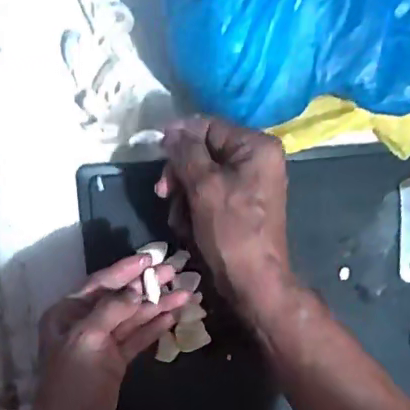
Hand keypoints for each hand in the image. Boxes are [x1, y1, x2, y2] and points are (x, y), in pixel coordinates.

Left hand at [32, 252, 194, 409]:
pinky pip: (136, 338)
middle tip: (177, 273)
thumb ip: (111, 310)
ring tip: (187, 294)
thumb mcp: (86, 339)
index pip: (100, 283)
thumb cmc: (71, 380)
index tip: (152, 258)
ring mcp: (101, 342)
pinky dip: (154, 327)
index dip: (126, 269)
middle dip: (148, 286)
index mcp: (67, 312)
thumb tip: (136, 289)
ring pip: (132, 318)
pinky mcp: (115, 360)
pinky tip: (173, 316)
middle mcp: (83, 322)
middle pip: (120, 298)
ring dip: (157, 306)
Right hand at [156, 116, 294, 317]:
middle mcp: (255, 162)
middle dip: (180, 176)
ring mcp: (247, 187)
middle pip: (202, 154)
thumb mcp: (205, 187)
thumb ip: (186, 154)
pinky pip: (206, 200)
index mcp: (255, 147)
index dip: (179, 136)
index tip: (154, 150)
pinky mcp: (237, 210)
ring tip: (181, 222)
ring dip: (183, 200)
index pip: (209, 127)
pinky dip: (193, 213)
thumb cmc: (231, 232)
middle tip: (164, 194)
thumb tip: (171, 131)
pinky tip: (188, 230)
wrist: (252, 282)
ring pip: (199, 180)